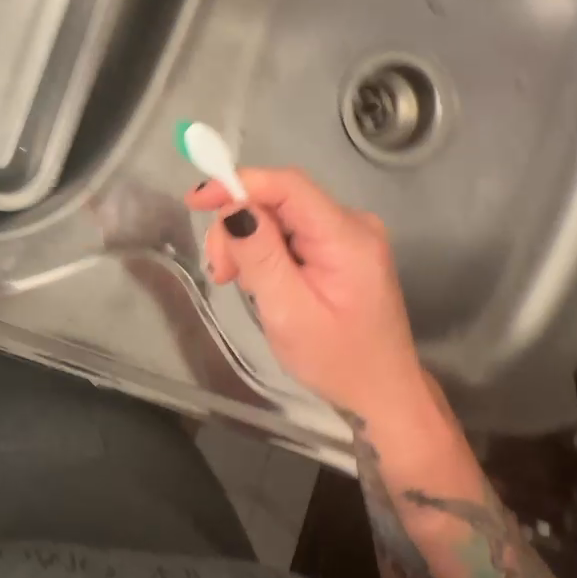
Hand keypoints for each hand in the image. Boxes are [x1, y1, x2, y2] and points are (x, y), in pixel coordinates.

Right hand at [186, 169, 431, 418]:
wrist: (381, 394)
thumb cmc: (337, 360)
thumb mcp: (289, 313)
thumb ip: (260, 256)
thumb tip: (231, 208)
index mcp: (347, 238)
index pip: (286, 184)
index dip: (238, 183)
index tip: (195, 201)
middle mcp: (353, 223)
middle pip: (277, 199)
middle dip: (238, 227)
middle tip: (222, 273)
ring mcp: (347, 234)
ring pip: (277, 214)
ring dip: (247, 242)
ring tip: (242, 284)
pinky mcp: (339, 246)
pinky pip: (288, 230)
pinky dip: (262, 249)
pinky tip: (260, 280)